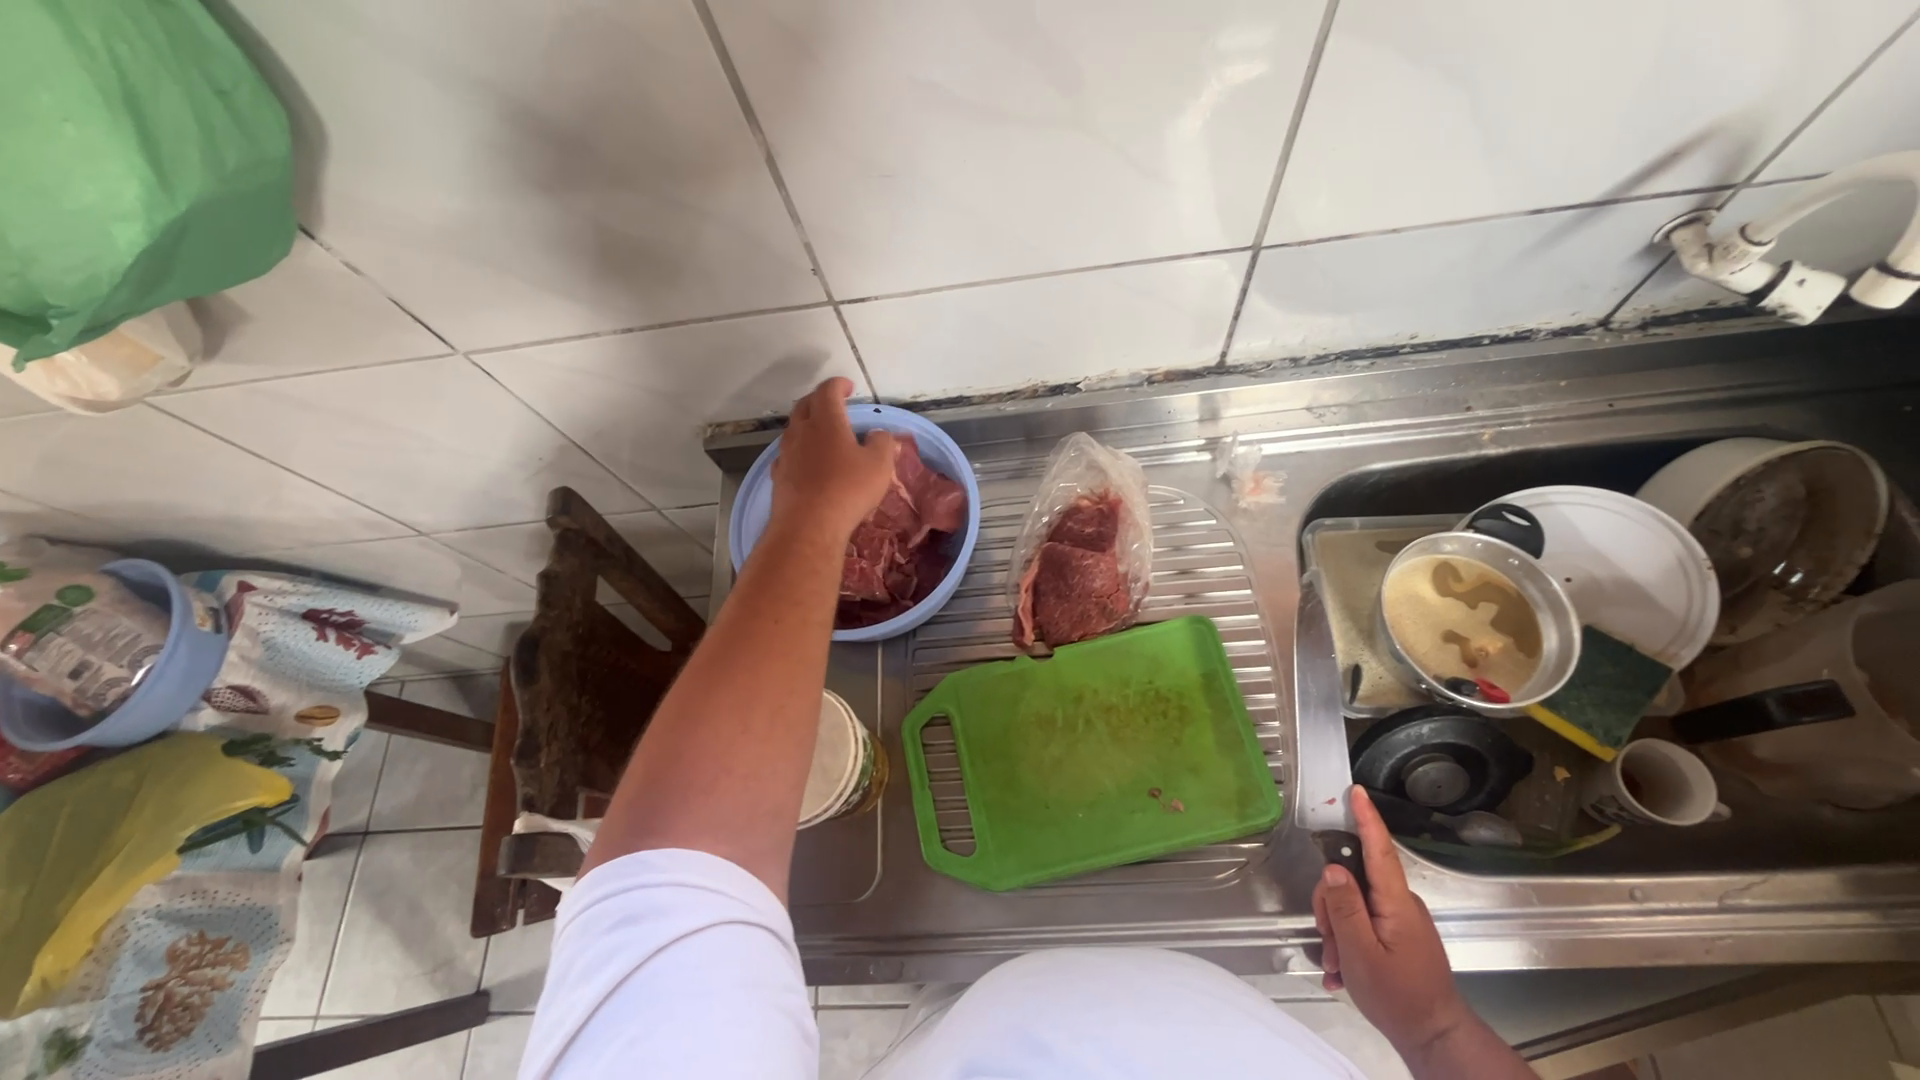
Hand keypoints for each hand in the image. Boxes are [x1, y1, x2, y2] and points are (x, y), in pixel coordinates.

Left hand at [770, 377, 897, 542]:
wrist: (808, 526)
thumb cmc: (848, 489)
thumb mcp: (879, 465)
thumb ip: (882, 443)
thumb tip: (877, 435)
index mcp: (826, 420)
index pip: (828, 390)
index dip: (838, 385)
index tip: (848, 387)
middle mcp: (801, 431)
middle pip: (805, 405)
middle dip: (819, 400)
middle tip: (833, 404)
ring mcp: (786, 453)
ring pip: (794, 429)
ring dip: (807, 424)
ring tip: (822, 432)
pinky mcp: (778, 475)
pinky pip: (788, 453)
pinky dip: (799, 450)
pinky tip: (807, 461)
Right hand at [1312, 786, 1472, 1058]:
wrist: (1435, 1038)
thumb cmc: (1399, 998)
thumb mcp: (1361, 954)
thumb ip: (1345, 908)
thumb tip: (1333, 868)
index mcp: (1396, 903)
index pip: (1379, 850)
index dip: (1367, 819)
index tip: (1356, 792)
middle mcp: (1401, 903)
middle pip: (1352, 881)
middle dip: (1331, 908)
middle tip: (1331, 945)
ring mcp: (1400, 919)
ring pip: (1352, 904)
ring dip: (1338, 932)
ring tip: (1339, 966)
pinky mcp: (1397, 934)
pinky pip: (1362, 922)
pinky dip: (1348, 943)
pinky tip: (1344, 971)